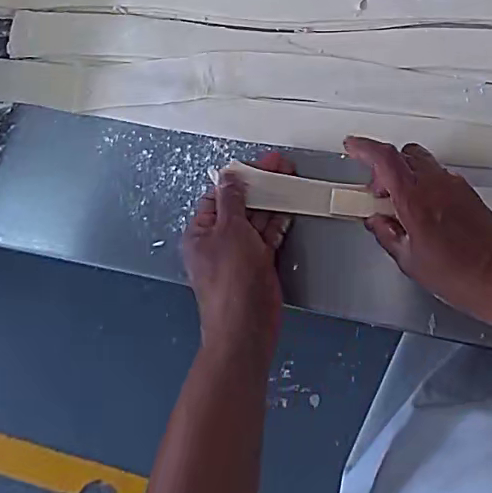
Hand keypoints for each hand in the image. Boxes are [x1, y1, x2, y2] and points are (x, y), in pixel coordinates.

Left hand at [181, 151, 294, 355]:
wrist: (246, 327)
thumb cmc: (230, 283)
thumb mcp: (229, 231)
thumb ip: (232, 200)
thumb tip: (230, 177)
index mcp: (201, 232)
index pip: (219, 195)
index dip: (239, 178)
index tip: (258, 164)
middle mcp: (219, 240)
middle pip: (241, 204)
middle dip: (261, 185)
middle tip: (280, 166)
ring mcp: (240, 252)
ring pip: (258, 218)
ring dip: (273, 199)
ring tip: (290, 178)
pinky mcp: (259, 262)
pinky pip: (270, 234)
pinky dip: (280, 219)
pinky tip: (290, 205)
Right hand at [345, 136, 491, 320]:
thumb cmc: (461, 276)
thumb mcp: (410, 261)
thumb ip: (387, 234)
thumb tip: (376, 221)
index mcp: (415, 199)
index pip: (385, 158)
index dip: (364, 148)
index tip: (352, 146)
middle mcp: (436, 184)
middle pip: (403, 155)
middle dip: (384, 167)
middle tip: (377, 193)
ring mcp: (454, 185)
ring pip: (422, 162)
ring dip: (406, 174)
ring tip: (400, 204)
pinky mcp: (467, 191)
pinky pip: (438, 175)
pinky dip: (425, 183)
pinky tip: (423, 211)